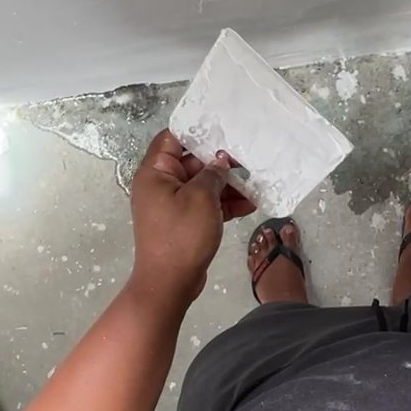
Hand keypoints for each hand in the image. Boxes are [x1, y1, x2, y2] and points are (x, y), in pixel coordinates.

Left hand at [127, 130, 254, 310]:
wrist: (170, 282)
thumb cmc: (181, 236)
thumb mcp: (201, 198)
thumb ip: (213, 174)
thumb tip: (220, 162)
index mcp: (155, 173)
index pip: (172, 139)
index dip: (196, 131)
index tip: (223, 128)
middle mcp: (161, 185)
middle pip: (192, 163)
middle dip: (220, 162)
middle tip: (248, 159)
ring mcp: (173, 205)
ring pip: (203, 185)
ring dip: (227, 185)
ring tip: (255, 184)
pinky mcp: (185, 222)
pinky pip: (206, 205)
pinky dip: (225, 204)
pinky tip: (250, 204)